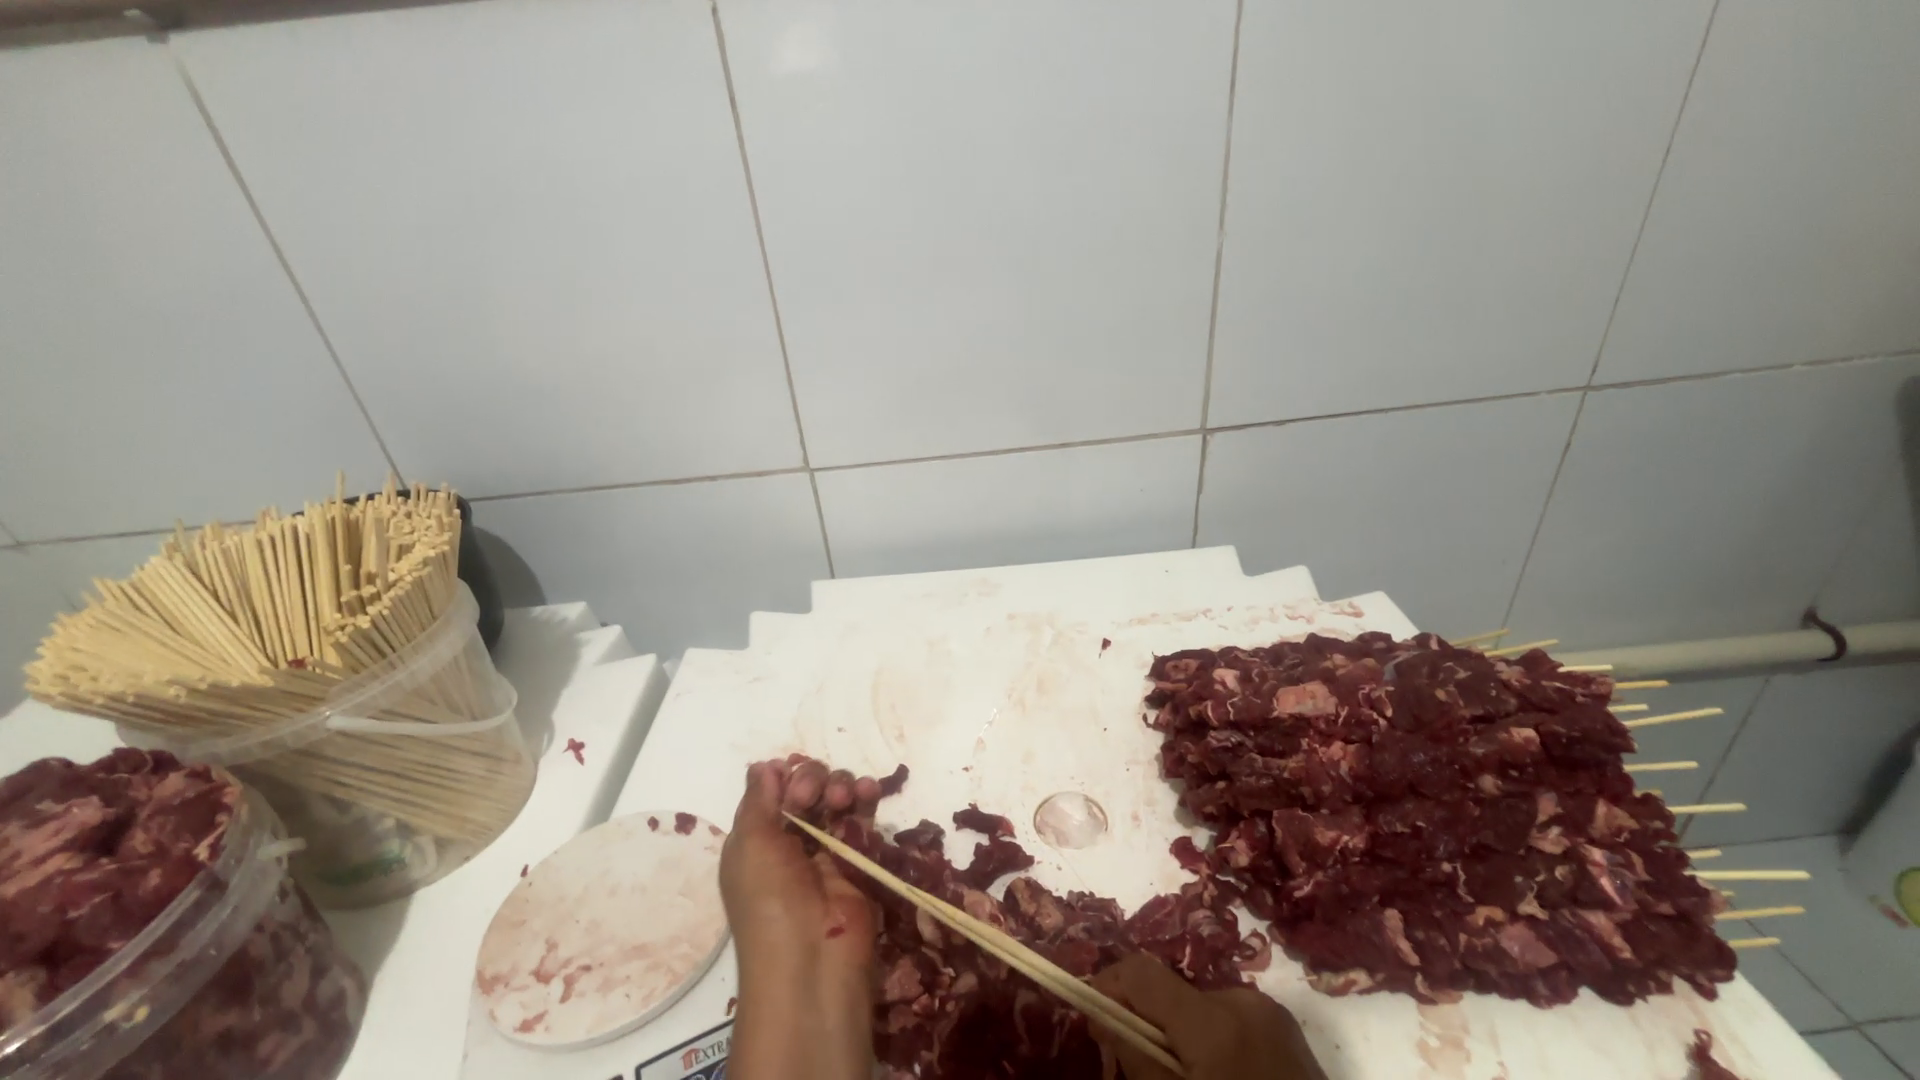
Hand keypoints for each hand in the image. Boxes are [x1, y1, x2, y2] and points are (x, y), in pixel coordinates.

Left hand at [721, 757, 880, 1079]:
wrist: (812, 958)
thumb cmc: (768, 900)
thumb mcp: (749, 845)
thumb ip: (758, 798)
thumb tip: (765, 765)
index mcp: (757, 840)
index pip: (773, 790)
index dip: (785, 776)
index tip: (790, 784)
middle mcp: (791, 841)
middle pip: (808, 787)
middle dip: (813, 779)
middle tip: (812, 796)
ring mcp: (828, 849)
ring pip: (837, 796)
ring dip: (841, 785)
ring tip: (843, 798)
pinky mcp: (860, 857)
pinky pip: (864, 816)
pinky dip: (867, 797)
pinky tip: (869, 790)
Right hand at [1090, 954, 1328, 1079]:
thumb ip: (1137, 1059)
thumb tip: (1101, 1016)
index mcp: (1214, 1023)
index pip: (1141, 972)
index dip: (1107, 983)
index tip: (1090, 1011)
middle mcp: (1243, 1001)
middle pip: (1171, 991)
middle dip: (1144, 1018)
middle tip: (1132, 1061)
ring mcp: (1270, 1012)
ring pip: (1199, 1005)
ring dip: (1178, 1031)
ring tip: (1179, 1075)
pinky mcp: (1286, 1028)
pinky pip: (1229, 1018)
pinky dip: (1209, 1038)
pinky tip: (1215, 1075)